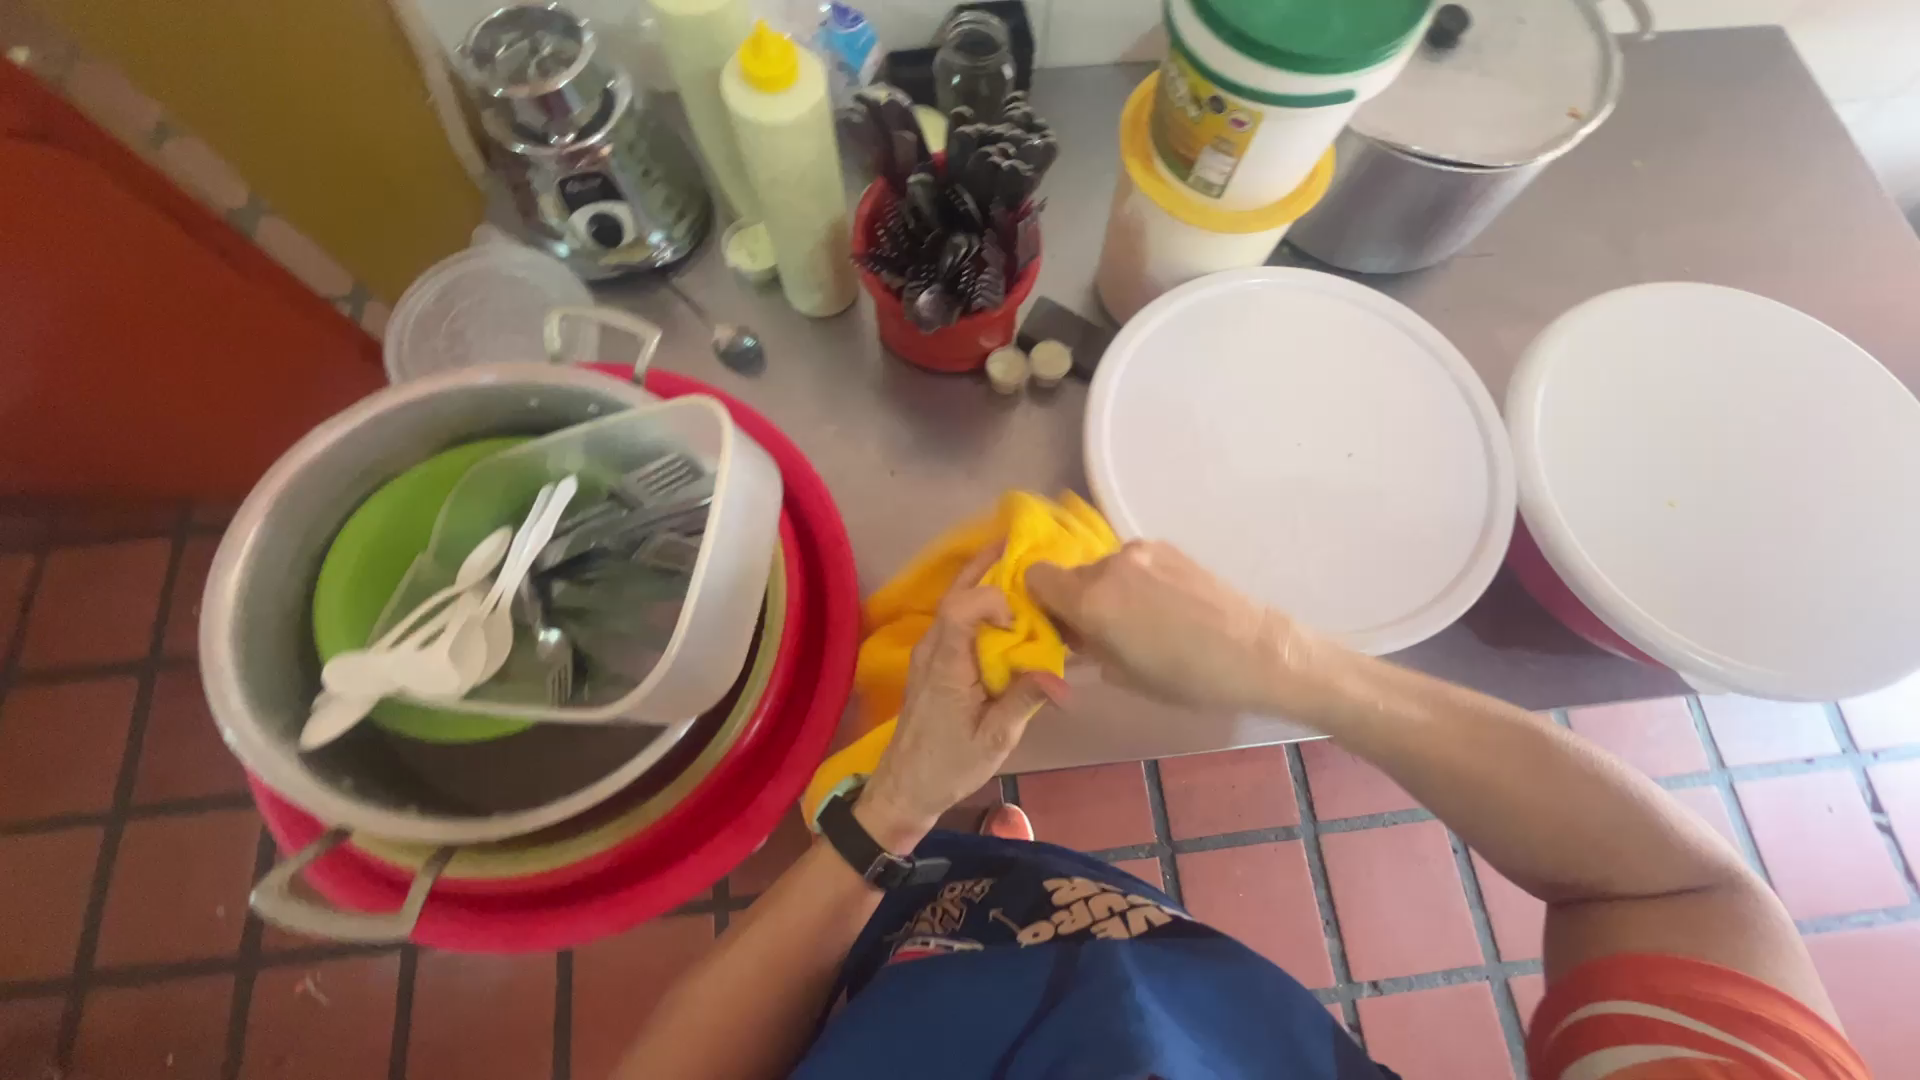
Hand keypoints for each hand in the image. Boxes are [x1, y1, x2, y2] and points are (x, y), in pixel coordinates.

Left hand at [859, 548, 1066, 849]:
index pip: (960, 608)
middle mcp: (933, 648)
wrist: (906, 786)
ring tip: (1016, 565)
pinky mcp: (933, 661)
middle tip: (1019, 543)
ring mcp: (930, 652)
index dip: (992, 600)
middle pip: (955, 593)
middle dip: (986, 565)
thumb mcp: (995, 739)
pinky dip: (978, 603)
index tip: (1021, 620)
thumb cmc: (949, 764)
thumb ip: (1024, 701)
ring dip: (982, 580)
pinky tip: (1004, 608)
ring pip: (953, 603)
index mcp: (946, 663)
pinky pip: (955, 620)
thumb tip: (1063, 680)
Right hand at [1025, 540, 1329, 713]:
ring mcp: (1140, 550)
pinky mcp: (1166, 546)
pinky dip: (1135, 580)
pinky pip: (1132, 562)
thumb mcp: (1123, 675)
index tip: (1061, 625)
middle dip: (1077, 599)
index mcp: (1090, 599)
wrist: (1256, 651)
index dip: (1042, 601)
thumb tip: (1076, 633)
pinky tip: (1165, 605)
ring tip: (1143, 619)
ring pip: (1103, 568)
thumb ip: (1087, 646)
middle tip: (1104, 631)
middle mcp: (1108, 565)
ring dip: (1109, 590)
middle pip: (1070, 574)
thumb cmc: (1186, 677)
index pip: (1036, 578)